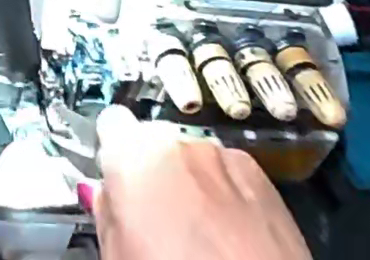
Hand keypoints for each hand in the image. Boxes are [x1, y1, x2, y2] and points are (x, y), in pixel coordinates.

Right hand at [91, 105, 308, 259]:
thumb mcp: (116, 254)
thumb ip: (106, 209)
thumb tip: (111, 194)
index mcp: (130, 153)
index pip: (111, 123)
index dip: (115, 152)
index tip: (121, 179)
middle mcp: (174, 142)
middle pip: (154, 140)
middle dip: (156, 169)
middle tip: (165, 218)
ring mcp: (220, 157)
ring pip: (194, 157)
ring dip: (193, 181)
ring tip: (206, 233)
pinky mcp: (263, 180)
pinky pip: (230, 174)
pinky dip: (229, 194)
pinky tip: (235, 236)